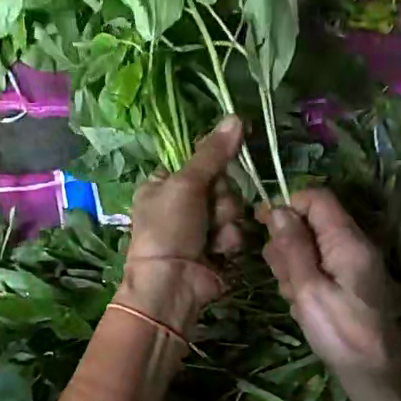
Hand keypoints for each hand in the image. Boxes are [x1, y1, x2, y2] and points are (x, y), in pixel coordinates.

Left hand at [119, 116, 246, 329]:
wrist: (172, 284)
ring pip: (233, 208)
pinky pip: (237, 232)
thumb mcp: (187, 184)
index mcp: (163, 184)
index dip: (212, 167)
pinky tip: (219, 252)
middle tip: (208, 211)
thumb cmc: (168, 229)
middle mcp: (182, 204)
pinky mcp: (218, 248)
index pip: (199, 162)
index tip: (216, 172)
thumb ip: (213, 153)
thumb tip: (237, 116)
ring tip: (212, 237)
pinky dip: (230, 241)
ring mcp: (201, 228)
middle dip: (222, 199)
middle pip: (223, 185)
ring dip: (227, 222)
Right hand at [258, 189, 400, 381]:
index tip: (262, 226)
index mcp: (348, 240)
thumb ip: (293, 247)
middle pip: (311, 223)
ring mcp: (353, 266)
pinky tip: (303, 307)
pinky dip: (305, 283)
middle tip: (284, 279)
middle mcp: (354, 246)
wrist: (375, 373)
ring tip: (295, 298)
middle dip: (287, 244)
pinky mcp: (350, 284)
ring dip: (293, 268)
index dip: (288, 205)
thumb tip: (279, 209)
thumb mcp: (309, 289)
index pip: (317, 198)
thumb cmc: (341, 332)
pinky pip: (320, 270)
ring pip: (311, 248)